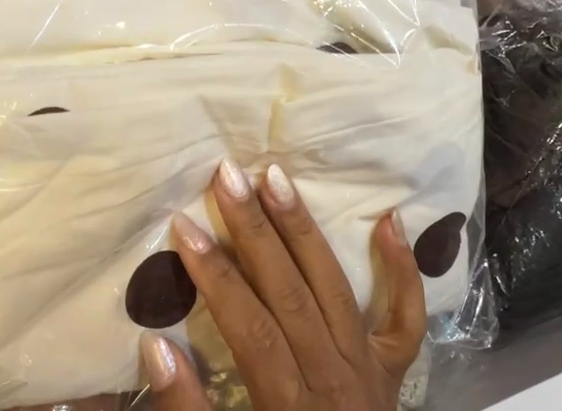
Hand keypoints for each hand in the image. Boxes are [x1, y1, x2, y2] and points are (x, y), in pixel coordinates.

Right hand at [140, 160, 425, 410]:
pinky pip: (406, 319)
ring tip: (275, 177)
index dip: (216, 275)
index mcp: (290, 407)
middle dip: (256, 230)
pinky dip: (403, 270)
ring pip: (336, 288)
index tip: (184, 225)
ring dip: (304, 228)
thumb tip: (154, 346)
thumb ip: (188, 410)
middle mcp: (337, 380)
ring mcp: (372, 372)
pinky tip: (391, 219)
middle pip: (292, 293)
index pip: (251, 327)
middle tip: (227, 174)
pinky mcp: (394, 371)